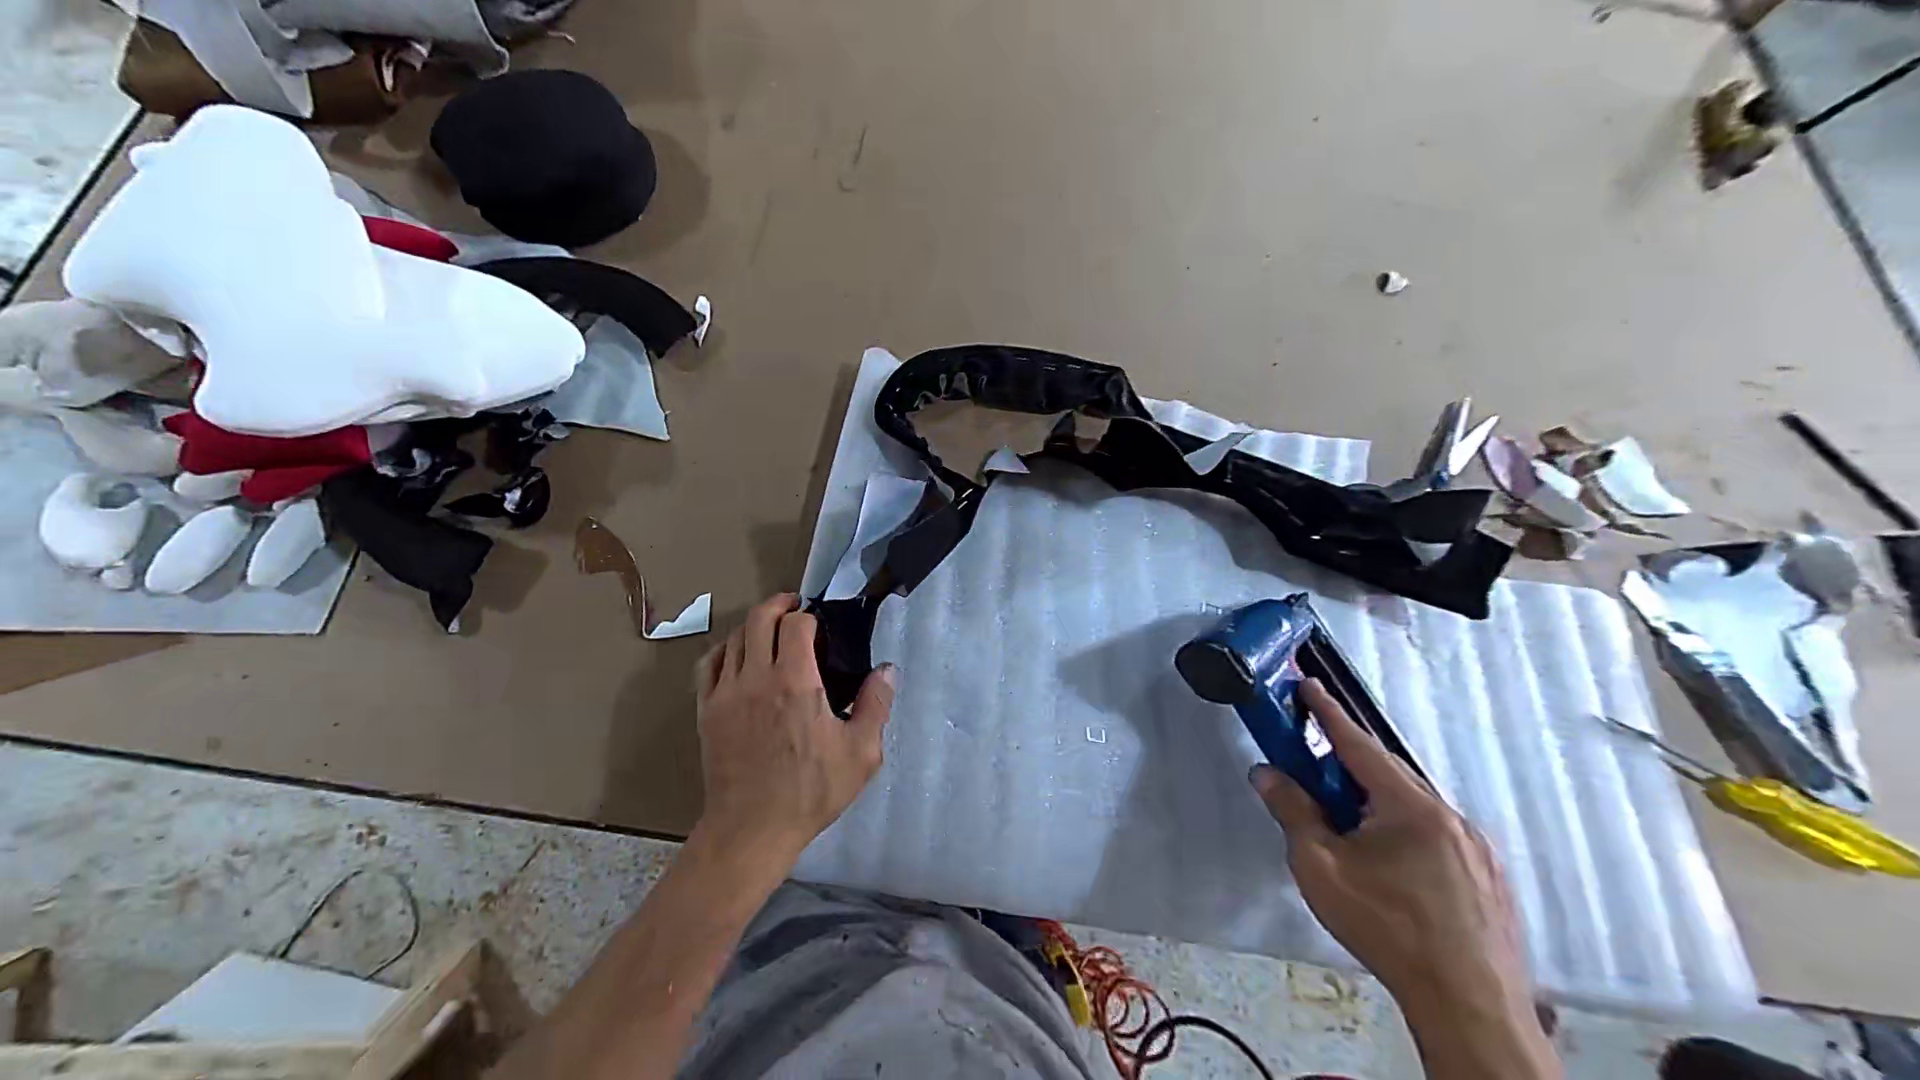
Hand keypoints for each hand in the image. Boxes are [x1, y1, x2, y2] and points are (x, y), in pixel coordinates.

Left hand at [692, 593, 894, 865]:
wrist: (752, 829)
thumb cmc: (811, 791)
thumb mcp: (860, 753)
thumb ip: (876, 704)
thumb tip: (887, 669)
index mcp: (795, 682)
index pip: (796, 623)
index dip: (809, 615)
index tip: (821, 624)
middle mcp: (756, 677)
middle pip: (759, 618)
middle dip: (779, 604)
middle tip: (796, 608)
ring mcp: (726, 693)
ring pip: (734, 637)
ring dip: (754, 625)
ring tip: (771, 631)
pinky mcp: (707, 710)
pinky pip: (709, 663)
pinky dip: (725, 649)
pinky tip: (738, 655)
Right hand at [1251, 680, 1557, 1078]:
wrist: (1469, 1005)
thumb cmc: (1386, 928)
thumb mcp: (1321, 867)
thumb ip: (1293, 813)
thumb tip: (1267, 774)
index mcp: (1409, 807)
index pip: (1358, 744)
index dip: (1327, 712)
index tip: (1308, 682)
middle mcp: (1448, 816)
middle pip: (1388, 773)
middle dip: (1348, 763)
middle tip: (1314, 767)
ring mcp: (1475, 848)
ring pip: (1414, 805)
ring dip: (1375, 800)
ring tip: (1348, 824)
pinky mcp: (1487, 877)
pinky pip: (1436, 833)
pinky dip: (1403, 828)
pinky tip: (1389, 862)